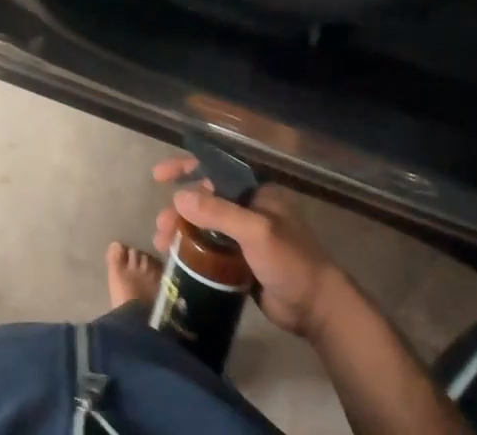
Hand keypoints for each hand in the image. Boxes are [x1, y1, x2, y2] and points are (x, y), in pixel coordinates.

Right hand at [152, 156, 349, 339]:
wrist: (317, 309)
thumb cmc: (291, 262)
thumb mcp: (256, 231)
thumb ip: (218, 212)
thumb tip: (178, 197)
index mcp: (256, 193)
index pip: (216, 169)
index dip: (186, 168)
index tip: (159, 176)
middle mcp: (248, 210)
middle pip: (204, 200)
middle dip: (178, 210)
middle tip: (161, 228)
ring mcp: (244, 237)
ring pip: (203, 226)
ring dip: (180, 231)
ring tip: (162, 245)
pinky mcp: (240, 262)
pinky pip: (208, 250)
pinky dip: (190, 251)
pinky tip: (175, 260)